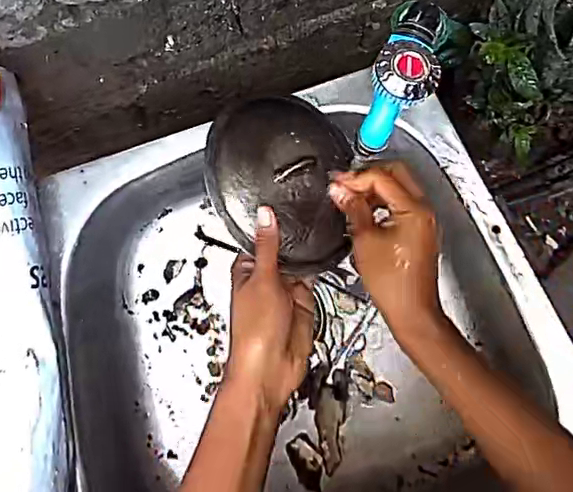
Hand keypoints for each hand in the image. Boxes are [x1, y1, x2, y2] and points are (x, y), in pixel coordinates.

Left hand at [224, 205, 315, 411]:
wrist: (272, 371)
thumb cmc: (254, 331)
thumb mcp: (262, 279)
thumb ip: (268, 245)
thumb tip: (264, 214)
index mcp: (247, 268)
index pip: (260, 237)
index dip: (272, 222)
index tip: (285, 200)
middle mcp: (266, 276)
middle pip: (283, 249)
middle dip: (294, 239)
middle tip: (310, 211)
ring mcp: (285, 289)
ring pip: (300, 263)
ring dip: (307, 254)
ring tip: (320, 227)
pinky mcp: (303, 302)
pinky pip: (313, 280)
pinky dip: (319, 271)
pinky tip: (325, 254)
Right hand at [329, 163, 443, 336]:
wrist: (412, 314)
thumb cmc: (394, 285)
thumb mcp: (365, 240)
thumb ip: (352, 208)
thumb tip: (339, 189)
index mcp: (413, 210)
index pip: (381, 177)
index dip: (355, 178)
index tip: (337, 183)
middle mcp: (424, 211)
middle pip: (395, 173)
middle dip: (367, 175)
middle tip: (345, 183)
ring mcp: (424, 220)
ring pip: (399, 185)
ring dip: (374, 187)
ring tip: (351, 197)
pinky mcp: (420, 230)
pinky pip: (402, 202)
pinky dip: (383, 200)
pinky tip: (365, 211)